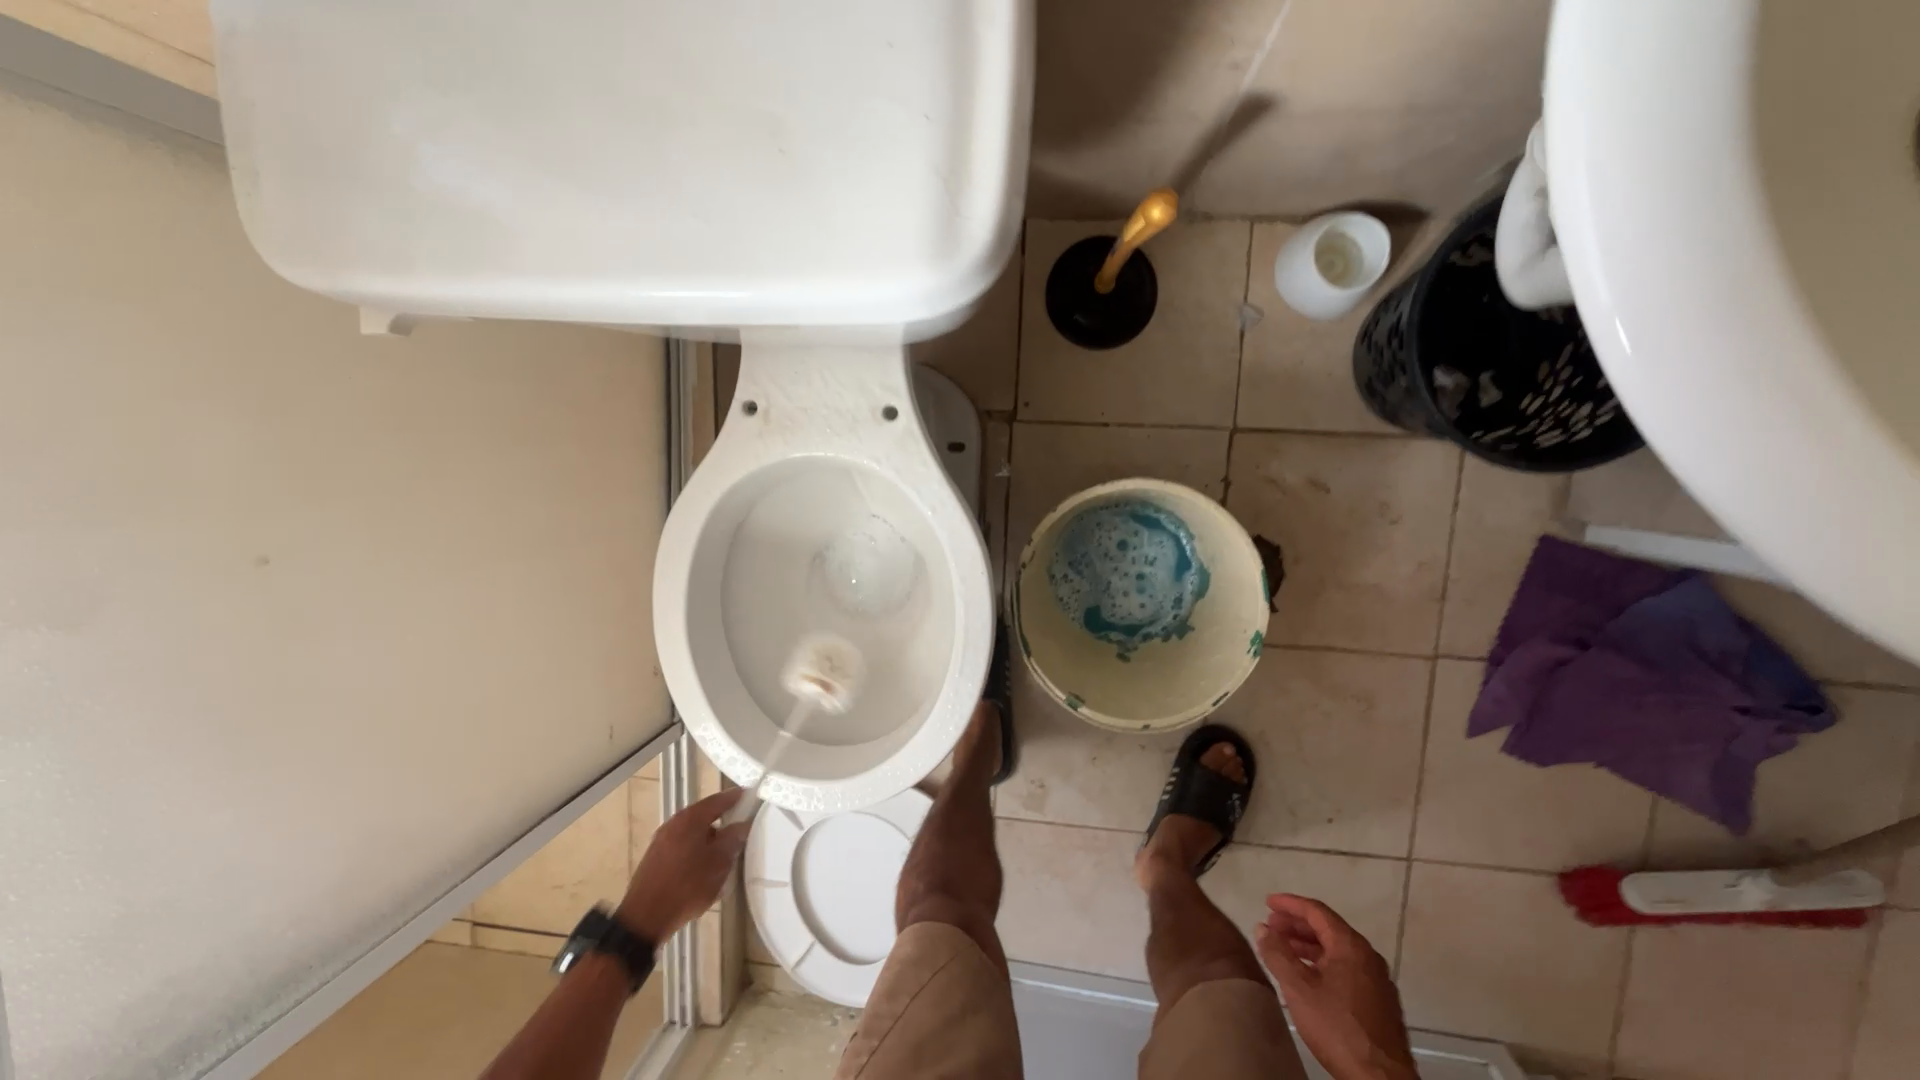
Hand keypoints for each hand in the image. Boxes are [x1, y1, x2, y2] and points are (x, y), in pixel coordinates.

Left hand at [615, 788, 750, 942]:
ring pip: (692, 832)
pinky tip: (704, 867)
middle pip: (703, 815)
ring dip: (709, 838)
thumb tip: (741, 825)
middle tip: (740, 828)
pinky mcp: (655, 858)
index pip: (718, 800)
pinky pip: (682, 846)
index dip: (735, 797)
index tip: (750, 796)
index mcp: (690, 819)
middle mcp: (673, 824)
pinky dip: (696, 850)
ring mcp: (661, 841)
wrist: (645, 917)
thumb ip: (732, 839)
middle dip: (722, 820)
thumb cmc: (687, 886)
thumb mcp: (719, 864)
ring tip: (724, 853)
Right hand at [1255, 894, 1417, 1079]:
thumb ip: (1277, 953)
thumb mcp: (1298, 988)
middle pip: (1328, 929)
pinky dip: (1323, 963)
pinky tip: (1308, 977)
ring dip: (1309, 945)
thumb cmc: (1337, 1028)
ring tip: (1283, 950)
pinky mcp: (1379, 1002)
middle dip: (1297, 925)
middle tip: (1271, 927)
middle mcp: (1368, 956)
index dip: (1289, 904)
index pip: (1317, 911)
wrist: (1381, 1078)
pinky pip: (1346, 969)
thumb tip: (1262, 927)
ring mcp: (1377, 980)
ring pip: (1338, 951)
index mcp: (1351, 946)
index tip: (1266, 902)